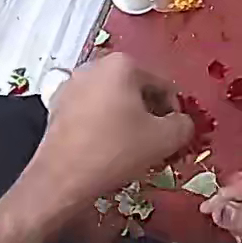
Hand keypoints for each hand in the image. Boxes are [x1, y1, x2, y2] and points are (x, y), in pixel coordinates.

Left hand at [22, 53, 194, 217]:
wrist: (63, 178)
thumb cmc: (116, 150)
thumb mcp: (165, 139)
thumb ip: (184, 124)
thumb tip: (182, 123)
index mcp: (123, 64)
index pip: (164, 87)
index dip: (174, 114)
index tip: (174, 137)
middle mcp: (95, 66)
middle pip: (137, 91)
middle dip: (150, 115)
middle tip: (156, 143)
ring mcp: (72, 84)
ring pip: (114, 101)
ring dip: (128, 121)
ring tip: (133, 149)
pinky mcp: (57, 105)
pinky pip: (92, 111)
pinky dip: (105, 125)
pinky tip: (108, 149)